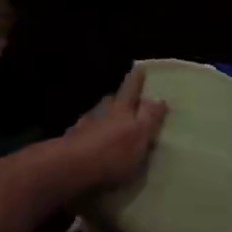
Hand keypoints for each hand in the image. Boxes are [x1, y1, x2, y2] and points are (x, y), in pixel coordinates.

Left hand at [58, 68, 167, 190]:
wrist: (74, 164)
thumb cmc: (113, 152)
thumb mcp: (138, 135)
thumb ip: (148, 117)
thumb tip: (158, 98)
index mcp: (121, 109)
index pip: (131, 89)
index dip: (136, 79)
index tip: (140, 68)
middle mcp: (103, 111)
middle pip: (112, 100)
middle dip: (119, 99)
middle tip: (127, 100)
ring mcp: (87, 124)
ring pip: (100, 115)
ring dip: (107, 117)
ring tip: (114, 125)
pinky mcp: (76, 139)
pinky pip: (89, 132)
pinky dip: (95, 134)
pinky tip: (98, 143)